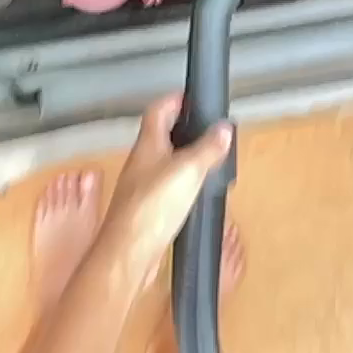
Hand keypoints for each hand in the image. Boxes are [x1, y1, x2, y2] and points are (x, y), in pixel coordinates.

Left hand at [97, 94, 233, 283]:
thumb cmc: (154, 205)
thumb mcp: (188, 171)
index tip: (195, 97)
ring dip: (185, 157)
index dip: (176, 99)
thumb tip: (224, 128)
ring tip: (210, 160)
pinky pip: (166, 187)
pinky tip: (196, 194)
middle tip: (209, 130)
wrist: (128, 254)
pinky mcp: (146, 210)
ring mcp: (141, 186)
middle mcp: (141, 161)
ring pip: (165, 162)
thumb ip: (207, 149)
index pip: (158, 109)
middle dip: (184, 128)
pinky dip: (183, 184)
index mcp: (147, 144)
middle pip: (161, 134)